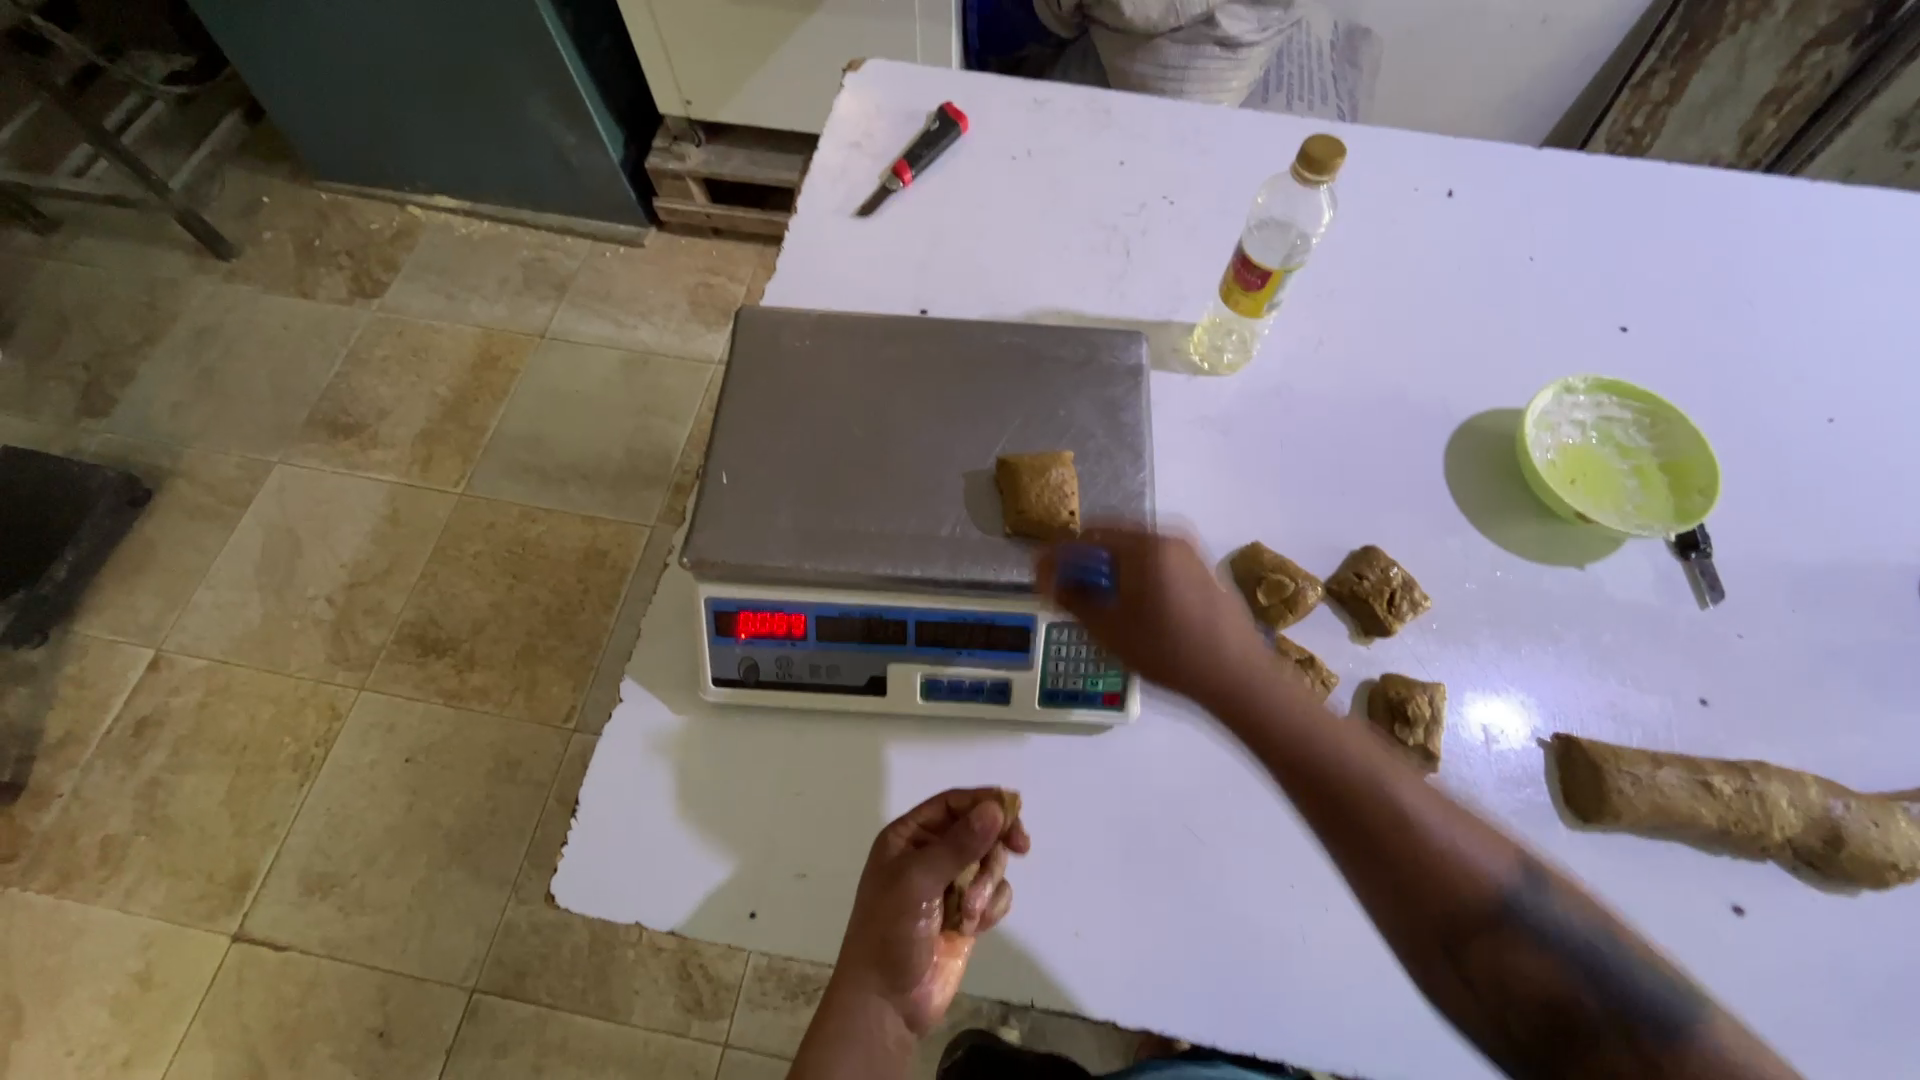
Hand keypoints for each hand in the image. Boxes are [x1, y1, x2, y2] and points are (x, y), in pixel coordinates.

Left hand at [830, 788, 1029, 1036]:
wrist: (886, 1002)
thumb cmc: (889, 932)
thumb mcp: (918, 881)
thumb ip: (959, 844)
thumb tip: (995, 808)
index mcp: (909, 837)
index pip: (953, 803)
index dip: (984, 801)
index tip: (1015, 811)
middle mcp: (930, 855)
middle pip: (979, 830)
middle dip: (992, 849)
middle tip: (1020, 849)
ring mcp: (950, 886)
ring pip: (991, 863)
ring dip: (987, 885)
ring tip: (968, 913)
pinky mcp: (966, 914)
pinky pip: (995, 895)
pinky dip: (991, 907)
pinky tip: (973, 927)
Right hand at [1037, 525, 1269, 704]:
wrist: (1237, 676)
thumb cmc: (1168, 651)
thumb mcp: (1110, 630)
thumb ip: (1074, 598)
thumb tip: (1047, 579)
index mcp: (1145, 545)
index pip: (1087, 536)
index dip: (1058, 555)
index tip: (1039, 575)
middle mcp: (1169, 538)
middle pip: (1112, 540)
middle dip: (1084, 563)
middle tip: (1064, 590)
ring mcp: (1190, 553)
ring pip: (1135, 553)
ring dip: (1109, 571)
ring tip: (1094, 602)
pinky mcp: (1202, 571)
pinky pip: (1156, 563)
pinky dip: (1134, 576)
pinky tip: (1130, 606)